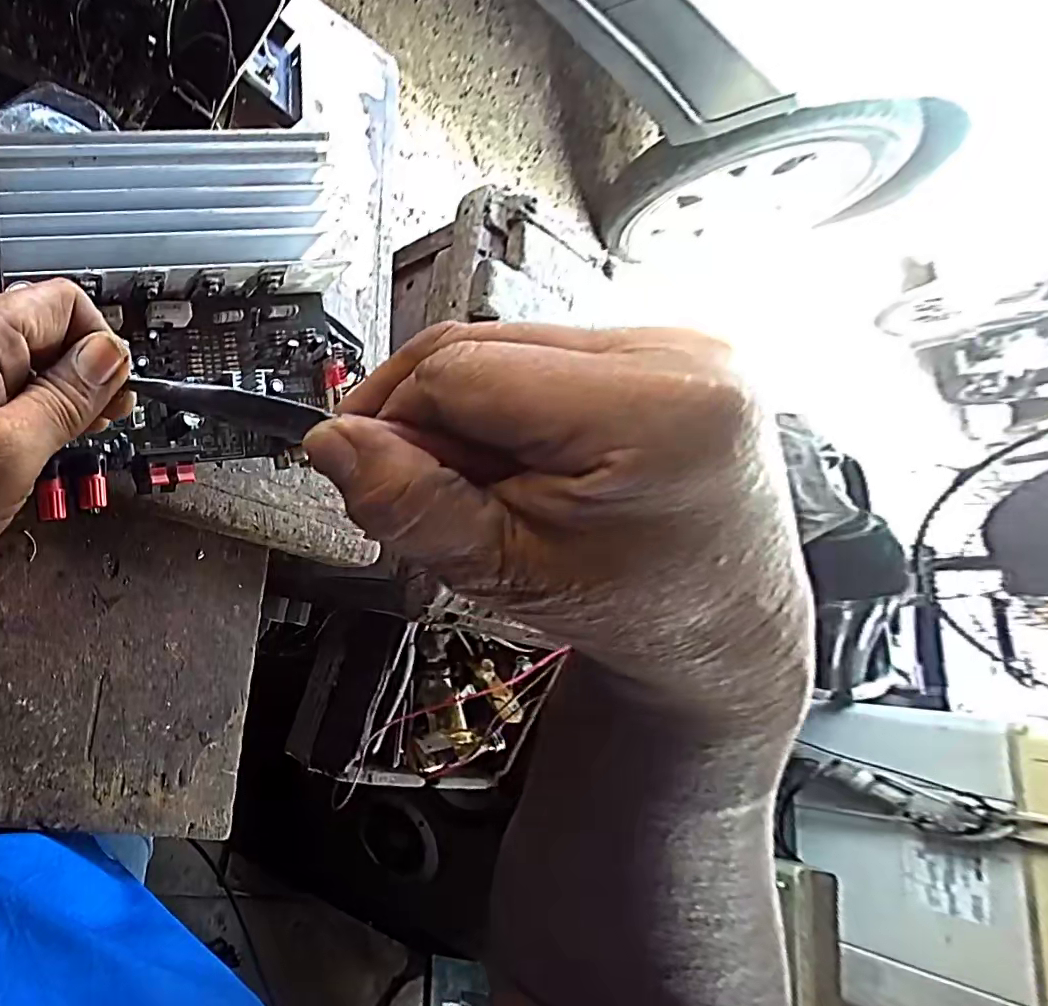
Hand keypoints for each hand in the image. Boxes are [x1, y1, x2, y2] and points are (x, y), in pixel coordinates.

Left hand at [0, 280, 131, 646]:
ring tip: (83, 436)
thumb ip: (64, 397)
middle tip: (104, 421)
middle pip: (52, 331)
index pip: (63, 303)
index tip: (115, 395)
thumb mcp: (10, 453)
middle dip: (89, 371)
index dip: (100, 344)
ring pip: (39, 367)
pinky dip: (46, 416)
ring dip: (71, 397)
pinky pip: (18, 397)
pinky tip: (54, 444)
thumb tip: (110, 355)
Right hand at [302, 322, 811, 719]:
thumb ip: (406, 503)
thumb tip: (333, 442)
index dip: (397, 424)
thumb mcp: (496, 567)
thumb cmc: (628, 606)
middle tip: (433, 488)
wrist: (713, 617)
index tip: (393, 480)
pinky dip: (488, 409)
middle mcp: (670, 354)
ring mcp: (665, 346)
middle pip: (467, 348)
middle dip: (421, 418)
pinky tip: (507, 459)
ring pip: (487, 349)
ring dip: (452, 415)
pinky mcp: (647, 354)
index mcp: (646, 409)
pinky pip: (523, 358)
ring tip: (481, 482)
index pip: (451, 370)